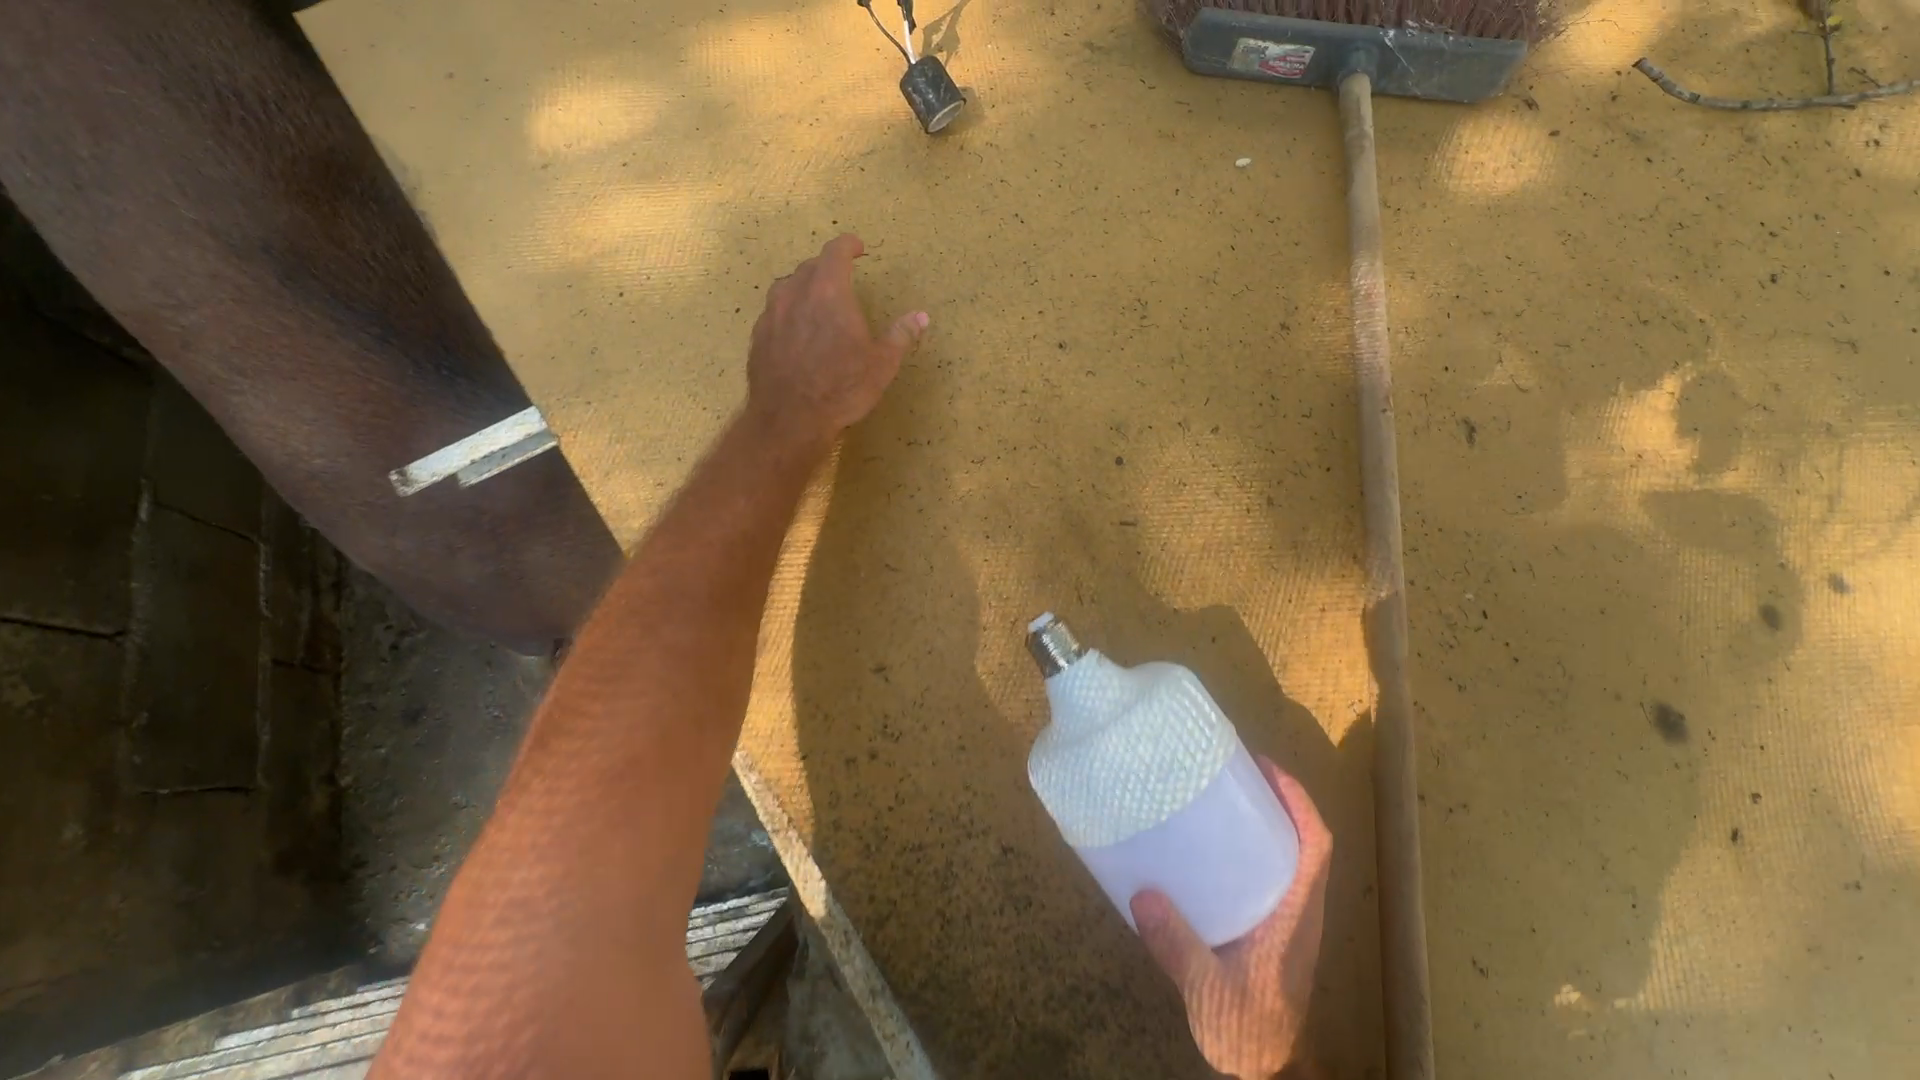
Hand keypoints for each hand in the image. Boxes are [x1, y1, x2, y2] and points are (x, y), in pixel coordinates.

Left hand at [746, 233, 926, 444]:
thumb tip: (921, 317)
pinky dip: (788, 312)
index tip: (858, 248)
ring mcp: (772, 314)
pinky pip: (774, 312)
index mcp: (829, 291)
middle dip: (827, 268)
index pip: (836, 251)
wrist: (790, 419)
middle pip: (810, 267)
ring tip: (816, 301)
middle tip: (841, 279)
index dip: (848, 245)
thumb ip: (900, 335)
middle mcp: (796, 293)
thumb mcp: (881, 364)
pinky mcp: (758, 337)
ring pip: (787, 286)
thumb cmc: (842, 388)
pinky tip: (796, 331)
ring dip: (804, 287)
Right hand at [1131, 758, 1331, 1079]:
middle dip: (1278, 798)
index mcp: (1297, 915)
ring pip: (1290, 855)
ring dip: (1267, 819)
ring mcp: (1289, 919)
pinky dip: (1251, 847)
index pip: (1316, 845)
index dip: (1299, 801)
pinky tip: (1209, 847)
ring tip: (1221, 795)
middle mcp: (1300, 909)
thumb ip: (1178, 947)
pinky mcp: (1271, 929)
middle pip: (1304, 840)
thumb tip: (1142, 896)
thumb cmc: (1248, 1028)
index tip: (1266, 767)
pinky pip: (1270, 874)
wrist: (1264, 1066)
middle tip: (1234, 770)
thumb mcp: (1208, 990)